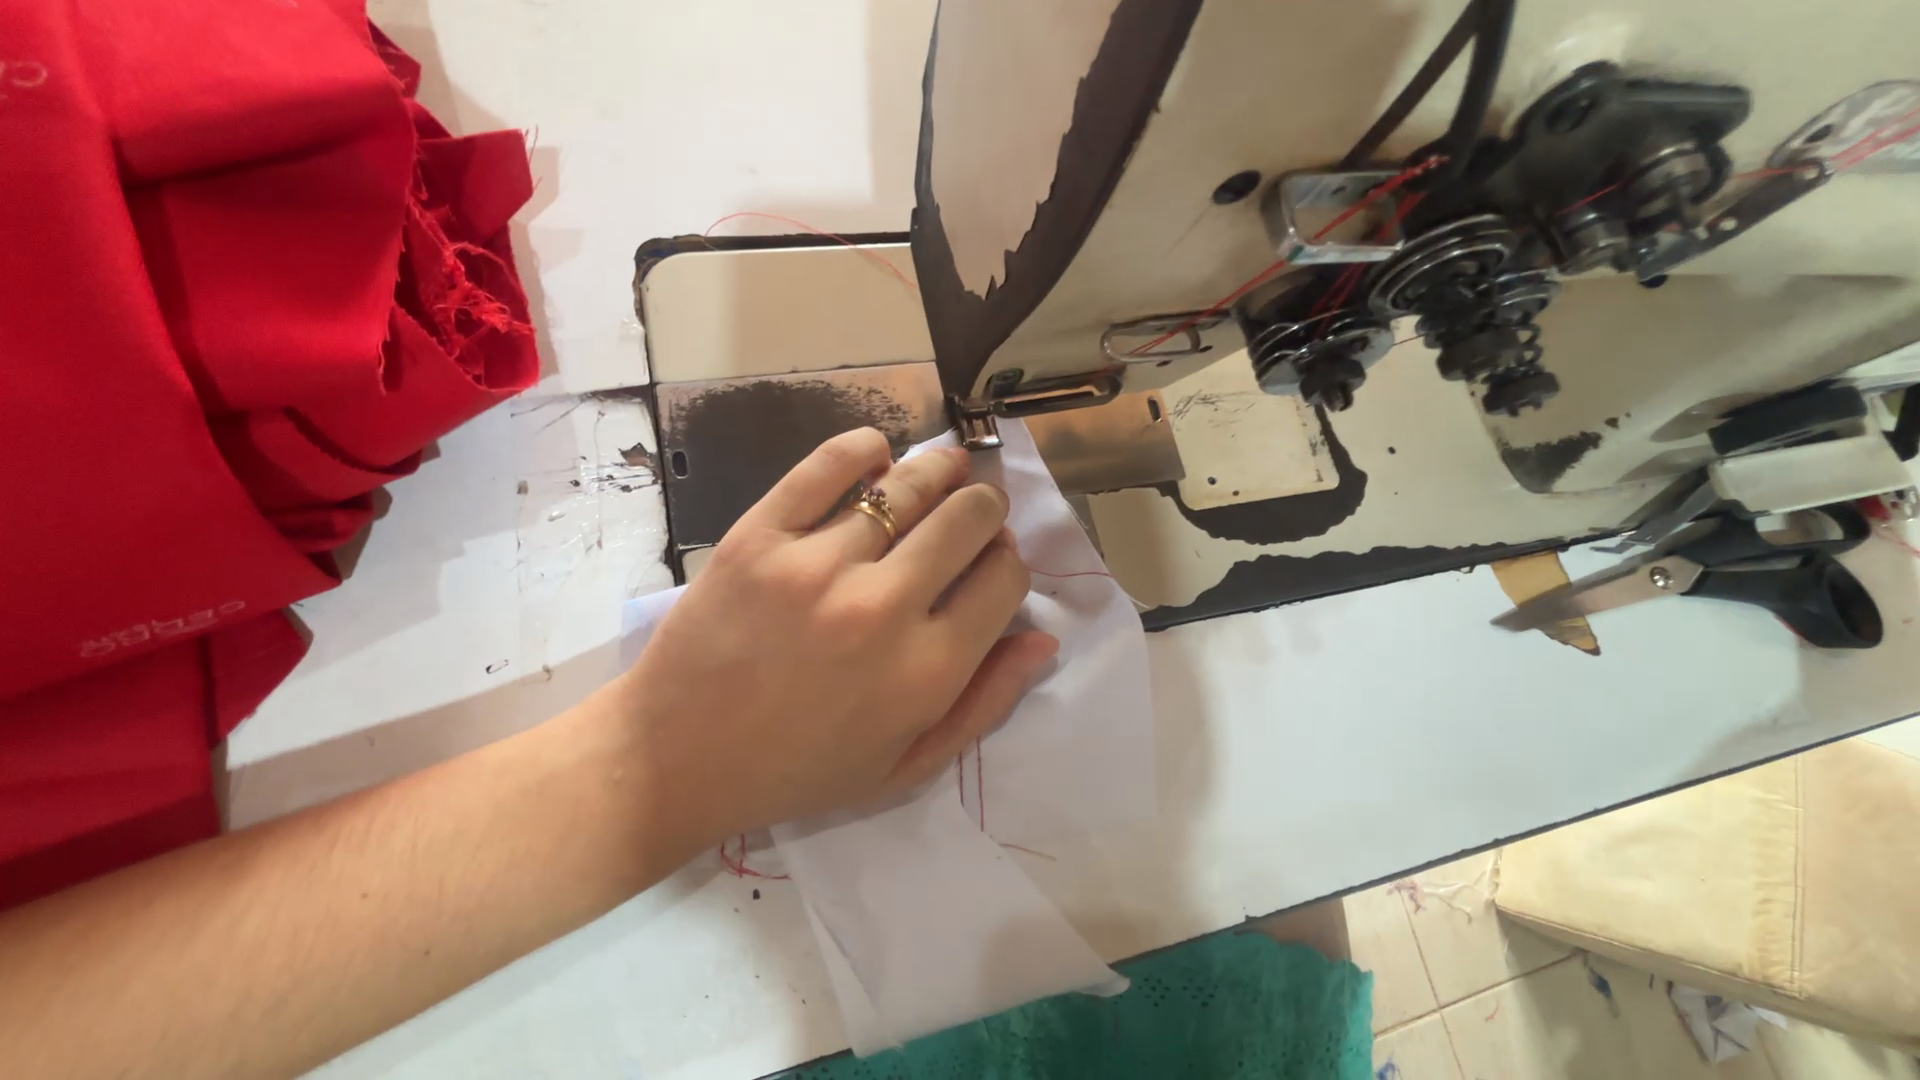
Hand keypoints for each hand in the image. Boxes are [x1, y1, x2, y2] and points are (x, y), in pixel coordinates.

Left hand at [614, 427, 1057, 845]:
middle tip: (975, 512)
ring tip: (945, 469)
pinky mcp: (759, 536)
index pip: (1006, 580)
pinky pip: (827, 466)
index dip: (1010, 563)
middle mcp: (883, 609)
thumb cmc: (798, 772)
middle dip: (986, 508)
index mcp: (927, 671)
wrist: (676, 759)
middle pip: (969, 519)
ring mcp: (817, 565)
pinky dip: (864, 448)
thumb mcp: (904, 767)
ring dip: (941, 469)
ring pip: (908, 485)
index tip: (994, 563)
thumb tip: (1043, 639)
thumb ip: (983, 705)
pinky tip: (877, 454)